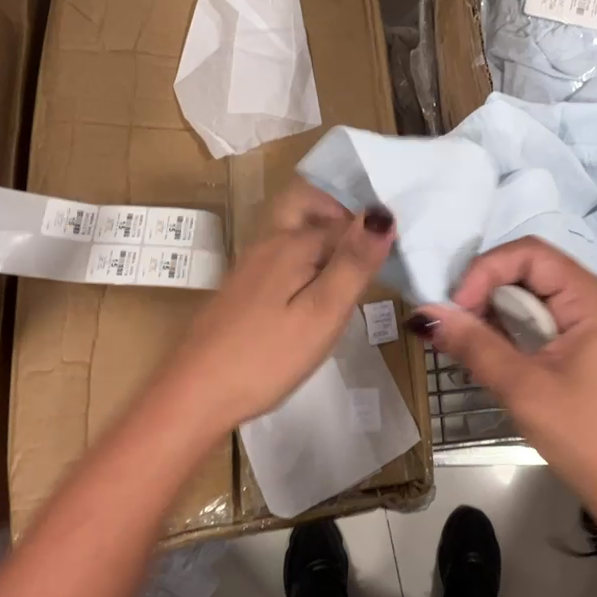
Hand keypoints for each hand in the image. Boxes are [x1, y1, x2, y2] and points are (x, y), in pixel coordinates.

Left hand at [158, 183, 394, 433]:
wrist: (194, 393)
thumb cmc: (266, 356)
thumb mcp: (322, 312)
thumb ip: (353, 262)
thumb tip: (382, 213)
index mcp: (293, 242)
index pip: (346, 220)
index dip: (374, 231)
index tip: (402, 251)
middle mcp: (270, 241)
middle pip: (305, 202)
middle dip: (338, 211)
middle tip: (368, 244)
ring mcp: (252, 264)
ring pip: (292, 228)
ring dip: (323, 234)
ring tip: (351, 270)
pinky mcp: (243, 287)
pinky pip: (282, 252)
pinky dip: (306, 257)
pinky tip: (316, 293)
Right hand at [415, 239, 596, 537]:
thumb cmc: (586, 436)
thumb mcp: (524, 390)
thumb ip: (475, 345)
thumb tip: (424, 314)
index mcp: (592, 299)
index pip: (530, 253)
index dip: (486, 270)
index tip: (458, 308)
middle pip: (531, 270)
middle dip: (488, 290)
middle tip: (458, 327)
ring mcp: (594, 323)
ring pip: (534, 295)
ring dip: (497, 311)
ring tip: (470, 343)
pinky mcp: (588, 346)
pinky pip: (543, 320)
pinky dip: (513, 329)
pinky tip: (493, 354)